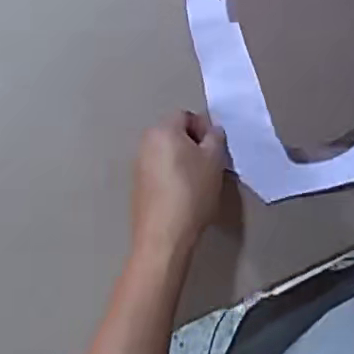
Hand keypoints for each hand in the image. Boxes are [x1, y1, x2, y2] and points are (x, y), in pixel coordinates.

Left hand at [131, 112, 227, 257]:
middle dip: (194, 144)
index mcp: (162, 130)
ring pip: (167, 153)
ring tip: (198, 182)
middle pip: (175, 133)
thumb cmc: (191, 192)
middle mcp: (146, 143)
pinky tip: (183, 196)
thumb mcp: (214, 160)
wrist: (163, 237)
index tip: (215, 150)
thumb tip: (211, 132)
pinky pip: (159, 170)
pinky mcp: (138, 186)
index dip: (204, 129)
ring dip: (183, 161)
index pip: (186, 116)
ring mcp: (139, 165)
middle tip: (209, 164)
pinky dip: (172, 176)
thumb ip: (215, 138)